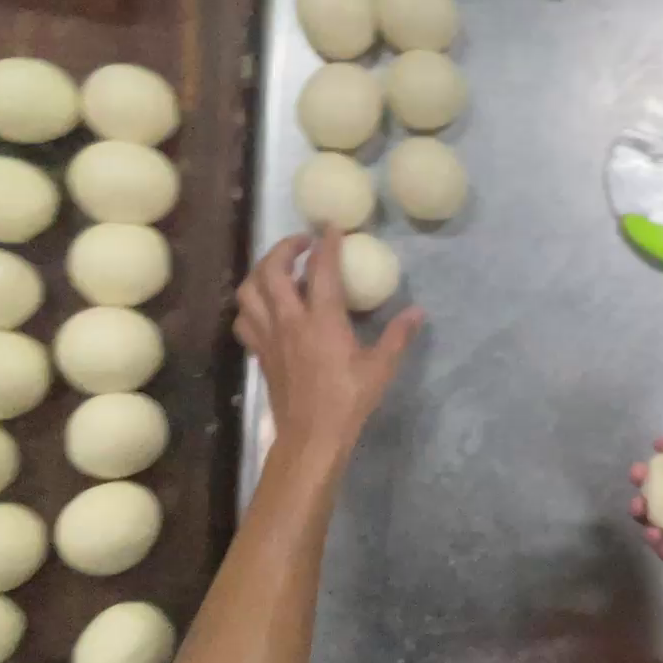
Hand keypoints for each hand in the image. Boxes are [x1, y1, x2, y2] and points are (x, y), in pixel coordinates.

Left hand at [234, 232, 423, 470]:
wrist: (312, 435)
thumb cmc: (349, 400)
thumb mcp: (381, 367)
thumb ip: (398, 336)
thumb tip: (417, 312)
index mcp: (322, 320)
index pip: (322, 270)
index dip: (328, 244)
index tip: (333, 227)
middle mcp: (289, 321)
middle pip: (272, 270)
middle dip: (285, 248)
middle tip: (304, 243)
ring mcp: (269, 336)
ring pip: (249, 290)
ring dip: (262, 270)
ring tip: (280, 268)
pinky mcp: (260, 353)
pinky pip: (244, 318)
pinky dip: (251, 303)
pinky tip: (266, 306)